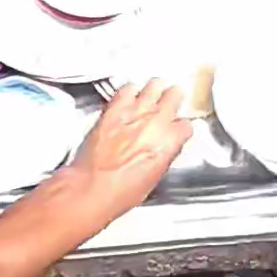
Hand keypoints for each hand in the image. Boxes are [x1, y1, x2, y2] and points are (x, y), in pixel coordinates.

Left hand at [56, 80, 191, 226]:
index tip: (177, 129)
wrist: (91, 188)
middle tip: (172, 99)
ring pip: (154, 85)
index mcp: (170, 141)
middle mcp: (156, 121)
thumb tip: (165, 145)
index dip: (181, 128)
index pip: (186, 125)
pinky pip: (128, 88)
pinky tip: (130, 95)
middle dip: (174, 97)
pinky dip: (131, 90)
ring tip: (154, 91)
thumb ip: (164, 153)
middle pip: (175, 95)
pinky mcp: (114, 108)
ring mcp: (135, 111)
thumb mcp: (155, 177)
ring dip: (156, 89)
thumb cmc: (121, 191)